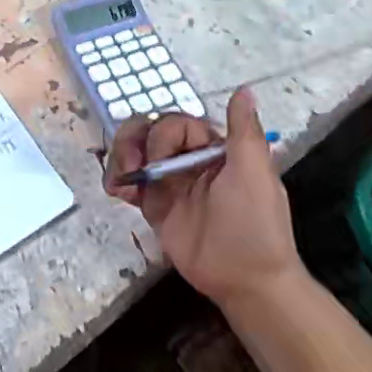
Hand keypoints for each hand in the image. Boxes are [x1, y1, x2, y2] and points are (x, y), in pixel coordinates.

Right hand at [104, 87, 300, 304]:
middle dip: (132, 142)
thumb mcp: (254, 174)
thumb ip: (243, 131)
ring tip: (120, 180)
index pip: (174, 123)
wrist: (247, 281)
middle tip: (131, 168)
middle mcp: (188, 160)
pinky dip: (117, 181)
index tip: (159, 159)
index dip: (160, 135)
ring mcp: (169, 183)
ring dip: (121, 158)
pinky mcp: (154, 207)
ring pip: (134, 153)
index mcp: (212, 149)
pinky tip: (117, 192)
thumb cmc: (255, 224)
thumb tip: (244, 89)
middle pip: (148, 132)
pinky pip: (129, 183)